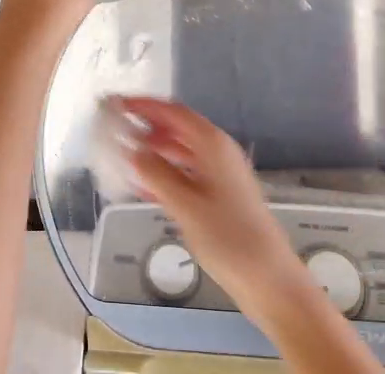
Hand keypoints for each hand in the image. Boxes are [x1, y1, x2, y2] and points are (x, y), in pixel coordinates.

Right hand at [112, 97, 305, 311]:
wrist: (269, 279)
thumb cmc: (229, 238)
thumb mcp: (186, 206)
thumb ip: (156, 175)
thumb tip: (131, 150)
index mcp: (213, 145)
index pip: (174, 112)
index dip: (144, 105)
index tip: (116, 104)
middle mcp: (218, 152)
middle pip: (178, 128)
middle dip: (147, 127)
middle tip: (115, 132)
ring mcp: (220, 174)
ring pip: (181, 151)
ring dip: (154, 152)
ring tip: (123, 158)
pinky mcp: (220, 196)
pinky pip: (187, 173)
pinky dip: (165, 173)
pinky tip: (143, 187)